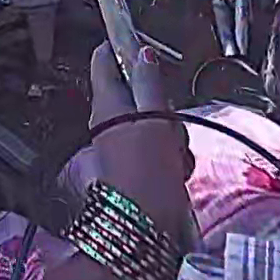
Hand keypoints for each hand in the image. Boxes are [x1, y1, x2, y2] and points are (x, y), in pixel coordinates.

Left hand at [88, 43, 192, 243]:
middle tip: (168, 119)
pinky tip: (176, 169)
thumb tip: (141, 52)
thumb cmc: (148, 171)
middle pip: (136, 89)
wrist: (144, 232)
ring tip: (174, 152)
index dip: (123, 47)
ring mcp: (121, 142)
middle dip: (160, 101)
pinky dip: (171, 154)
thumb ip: (149, 83)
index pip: (103, 58)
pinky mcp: (136, 164)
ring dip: (170, 131)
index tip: (148, 51)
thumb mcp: (154, 118)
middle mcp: (108, 119)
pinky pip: (158, 145)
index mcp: (106, 103)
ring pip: (153, 118)